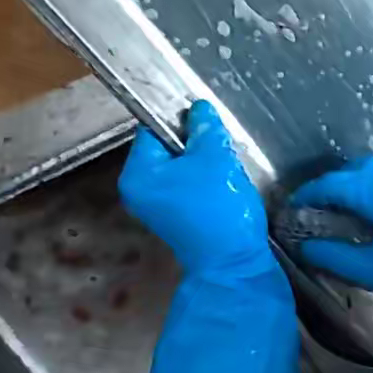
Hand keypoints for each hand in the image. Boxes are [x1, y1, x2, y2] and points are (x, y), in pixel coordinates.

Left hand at [119, 101, 273, 277]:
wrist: (234, 263)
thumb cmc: (218, 208)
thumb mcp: (214, 158)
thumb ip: (205, 127)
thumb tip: (199, 109)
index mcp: (138, 174)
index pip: (153, 129)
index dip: (179, 118)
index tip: (205, 116)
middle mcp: (140, 190)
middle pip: (167, 147)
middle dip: (195, 142)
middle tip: (220, 143)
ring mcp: (159, 206)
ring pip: (182, 166)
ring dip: (204, 161)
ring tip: (225, 165)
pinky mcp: (179, 217)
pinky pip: (190, 185)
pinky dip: (206, 180)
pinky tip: (225, 183)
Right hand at [288, 157, 372, 304]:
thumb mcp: (372, 268)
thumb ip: (335, 256)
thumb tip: (307, 247)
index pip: (334, 184)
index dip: (310, 194)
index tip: (293, 206)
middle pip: (352, 172)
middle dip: (329, 187)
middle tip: (314, 208)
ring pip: (371, 174)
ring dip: (350, 187)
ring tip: (340, 212)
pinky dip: (367, 191)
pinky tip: (367, 215)